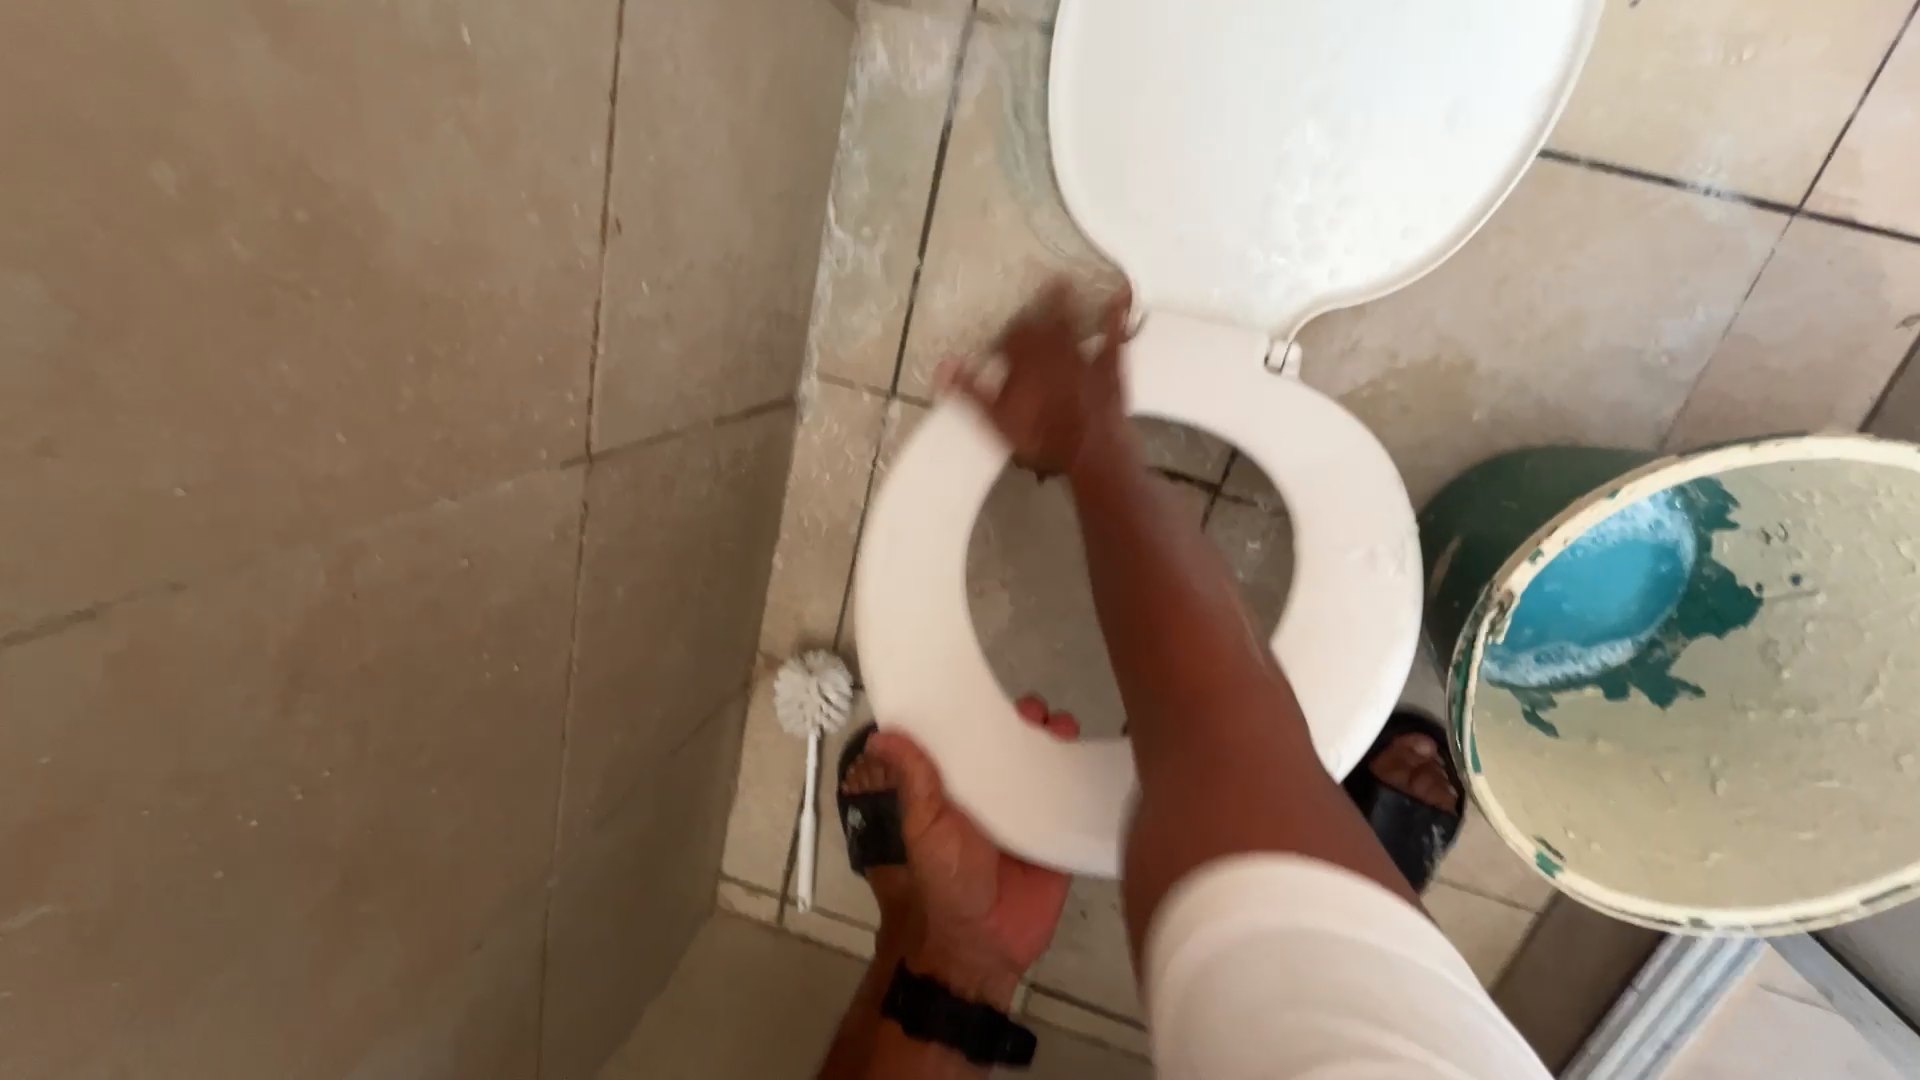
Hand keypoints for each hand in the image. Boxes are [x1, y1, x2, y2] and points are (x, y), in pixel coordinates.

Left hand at [856, 696, 1079, 1003]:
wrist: (981, 945)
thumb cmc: (942, 882)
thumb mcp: (922, 828)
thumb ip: (911, 783)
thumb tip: (882, 735)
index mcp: (958, 787)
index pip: (968, 740)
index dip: (978, 712)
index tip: (987, 689)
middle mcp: (993, 792)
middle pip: (1012, 745)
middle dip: (1025, 720)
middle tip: (1034, 710)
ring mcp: (1028, 811)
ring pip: (1044, 763)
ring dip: (1055, 738)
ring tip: (1061, 726)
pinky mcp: (1057, 832)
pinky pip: (1072, 797)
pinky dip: (1082, 773)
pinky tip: (1088, 755)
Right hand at [935, 281, 1132, 478]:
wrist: (1090, 451)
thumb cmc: (1041, 439)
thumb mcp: (996, 420)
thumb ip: (970, 391)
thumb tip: (943, 365)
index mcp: (1023, 361)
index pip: (1009, 338)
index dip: (1003, 337)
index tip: (998, 340)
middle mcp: (1052, 350)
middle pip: (1040, 322)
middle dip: (1034, 306)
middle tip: (1032, 286)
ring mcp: (1083, 356)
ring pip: (1072, 322)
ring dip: (1068, 301)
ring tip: (1065, 278)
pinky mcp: (1110, 367)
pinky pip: (1113, 336)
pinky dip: (1116, 316)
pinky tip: (1120, 296)